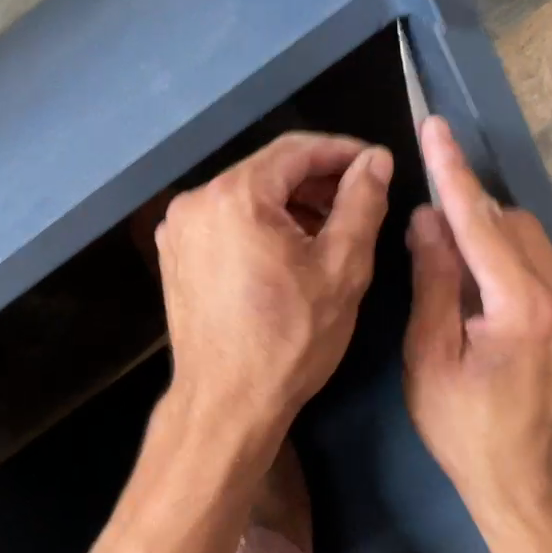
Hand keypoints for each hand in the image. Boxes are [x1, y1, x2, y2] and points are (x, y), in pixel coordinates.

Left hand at [155, 132, 392, 465]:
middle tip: (360, 201)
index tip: (376, 162)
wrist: (227, 403)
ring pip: (246, 197)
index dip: (342, 151)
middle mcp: (196, 201)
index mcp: (234, 195)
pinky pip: (225, 222)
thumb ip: (362, 203)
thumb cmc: (290, 338)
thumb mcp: (342, 268)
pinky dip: (260, 225)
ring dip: (290, 205)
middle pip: (268, 171)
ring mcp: (178, 230)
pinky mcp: (175, 256)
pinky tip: (290, 251)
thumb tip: (376, 160)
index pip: (296, 149)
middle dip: (317, 181)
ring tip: (332, 230)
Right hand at [403, 117, 551, 549]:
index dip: (453, 171)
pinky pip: (535, 264)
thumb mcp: (430, 357)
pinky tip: (471, 283)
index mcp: (523, 305)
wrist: (526, 484)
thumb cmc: (465, 429)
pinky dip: (501, 257)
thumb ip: (434, 281)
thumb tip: (428, 218)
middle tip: (420, 222)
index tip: (434, 126)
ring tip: (441, 256)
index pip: (482, 221)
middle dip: (467, 208)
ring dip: (485, 233)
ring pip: (527, 240)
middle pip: (510, 223)